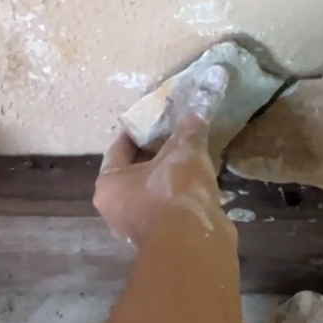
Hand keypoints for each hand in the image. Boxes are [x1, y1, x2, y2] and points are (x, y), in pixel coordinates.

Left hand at [95, 64, 231, 245]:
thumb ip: (194, 120)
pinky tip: (203, 183)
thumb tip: (213, 78)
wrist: (193, 244)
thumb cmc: (173, 191)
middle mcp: (117, 209)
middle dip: (156, 155)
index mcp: (109, 185)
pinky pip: (171, 210)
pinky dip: (184, 197)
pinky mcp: (165, 240)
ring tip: (193, 157)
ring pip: (153, 193)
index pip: (120, 148)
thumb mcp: (184, 149)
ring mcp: (140, 228)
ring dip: (170, 178)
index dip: (139, 130)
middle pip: (135, 172)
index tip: (156, 117)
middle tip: (177, 134)